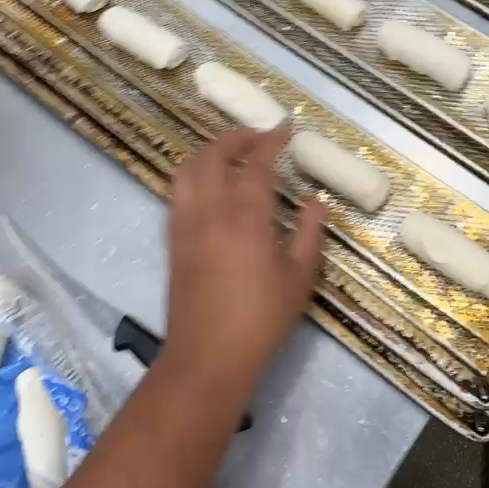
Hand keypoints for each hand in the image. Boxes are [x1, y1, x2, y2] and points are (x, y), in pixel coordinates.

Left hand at [163, 128, 327, 387]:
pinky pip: (177, 192)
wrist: (207, 356)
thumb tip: (316, 201)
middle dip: (236, 138)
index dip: (272, 141)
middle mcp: (210, 209)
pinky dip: (193, 176)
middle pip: (215, 155)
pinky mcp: (172, 240)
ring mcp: (185, 223)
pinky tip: (208, 188)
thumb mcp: (299, 277)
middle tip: (258, 137)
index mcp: (245, 215)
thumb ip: (309, 233)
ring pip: (188, 169)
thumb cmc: (260, 318)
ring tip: (230, 155)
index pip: (257, 162)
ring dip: (209, 152)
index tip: (286, 130)